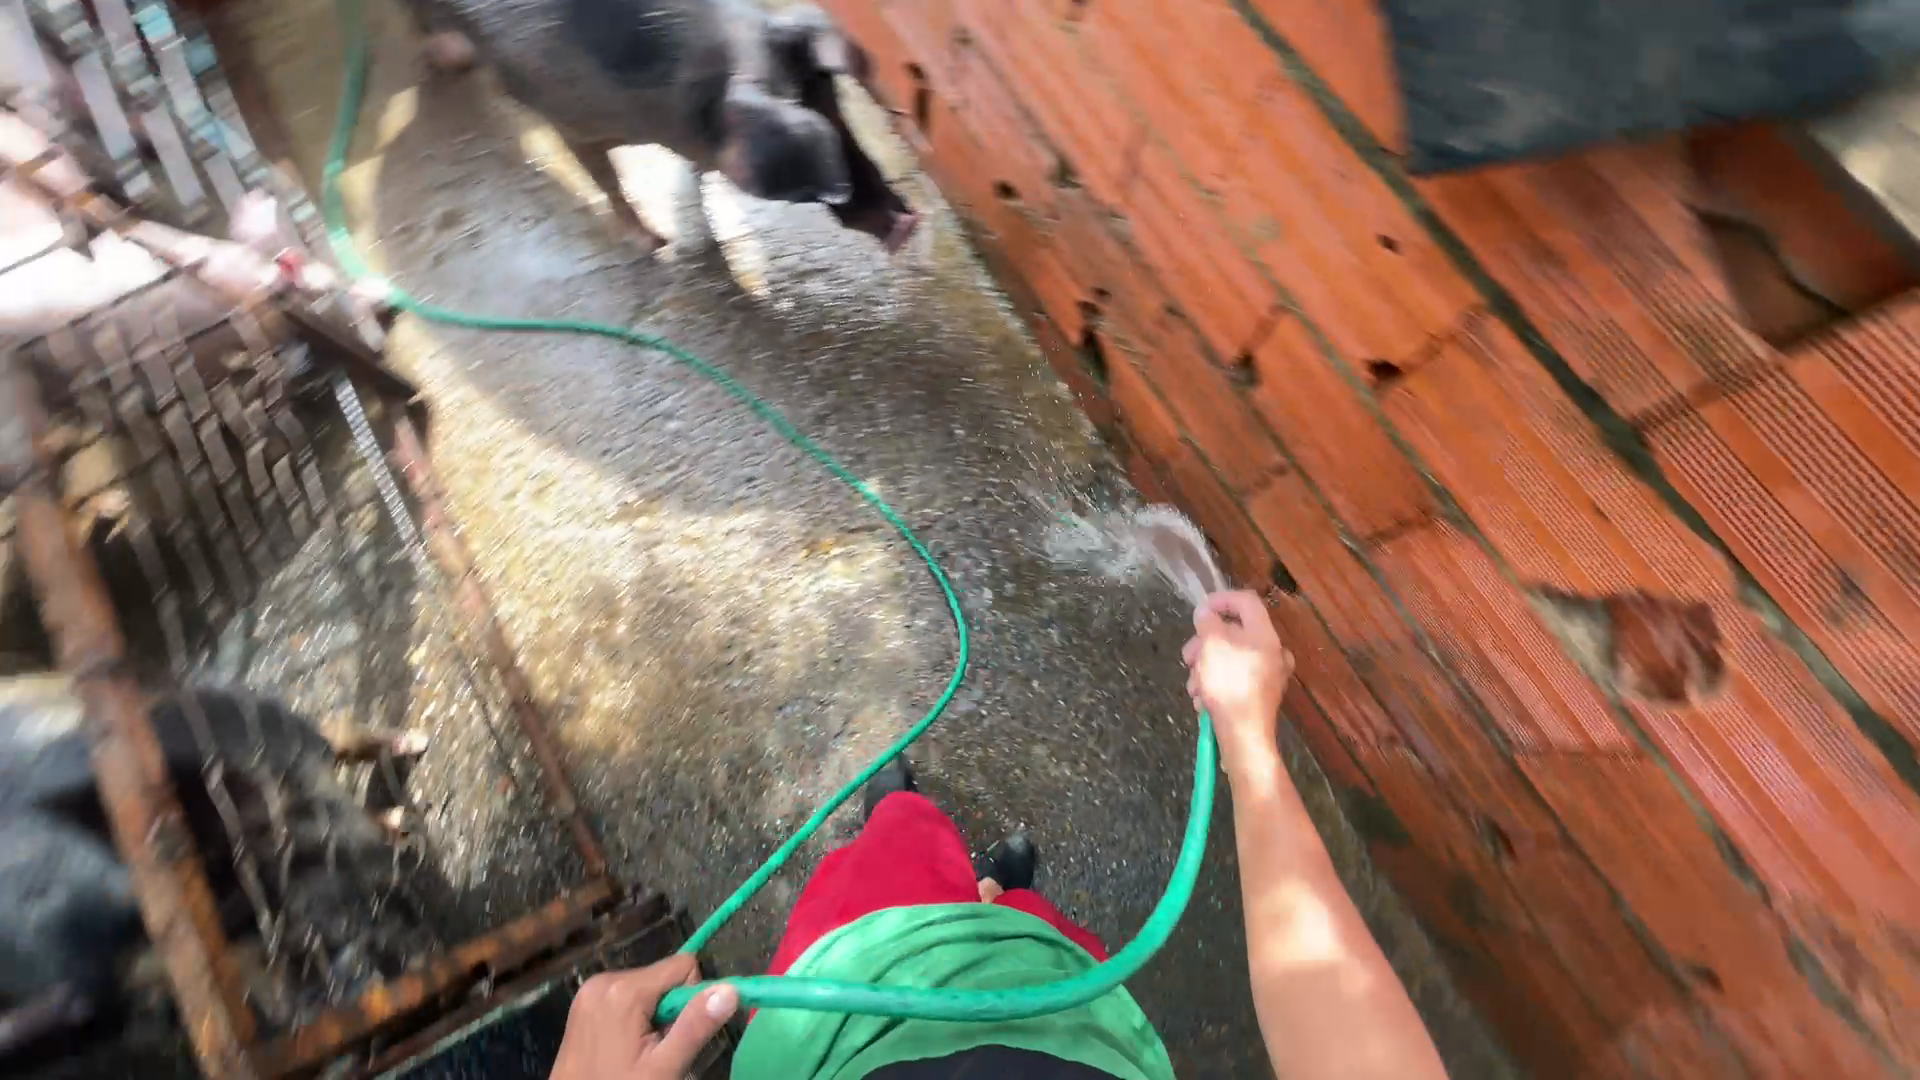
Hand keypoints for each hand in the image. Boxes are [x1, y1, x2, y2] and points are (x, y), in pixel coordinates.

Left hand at [549, 954, 737, 1079]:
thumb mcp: (662, 1070)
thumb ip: (696, 1026)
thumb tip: (731, 989)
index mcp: (623, 990)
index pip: (684, 967)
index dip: (689, 1001)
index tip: (671, 1037)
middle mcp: (603, 979)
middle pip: (664, 977)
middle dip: (668, 1010)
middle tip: (652, 1051)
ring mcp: (590, 991)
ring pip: (648, 986)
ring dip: (651, 1015)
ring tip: (635, 1053)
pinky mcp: (585, 1002)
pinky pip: (628, 994)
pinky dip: (634, 1016)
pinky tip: (621, 1047)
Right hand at [1182, 591, 1294, 776]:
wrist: (1244, 736)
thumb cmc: (1229, 685)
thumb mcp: (1211, 646)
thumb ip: (1208, 622)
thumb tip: (1206, 612)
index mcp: (1265, 635)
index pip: (1245, 601)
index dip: (1221, 599)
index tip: (1198, 610)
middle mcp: (1272, 652)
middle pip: (1233, 632)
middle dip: (1204, 644)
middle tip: (1188, 658)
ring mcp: (1268, 675)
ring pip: (1228, 657)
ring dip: (1205, 667)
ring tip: (1194, 687)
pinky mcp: (1258, 695)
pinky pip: (1233, 676)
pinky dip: (1215, 683)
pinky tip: (1203, 698)